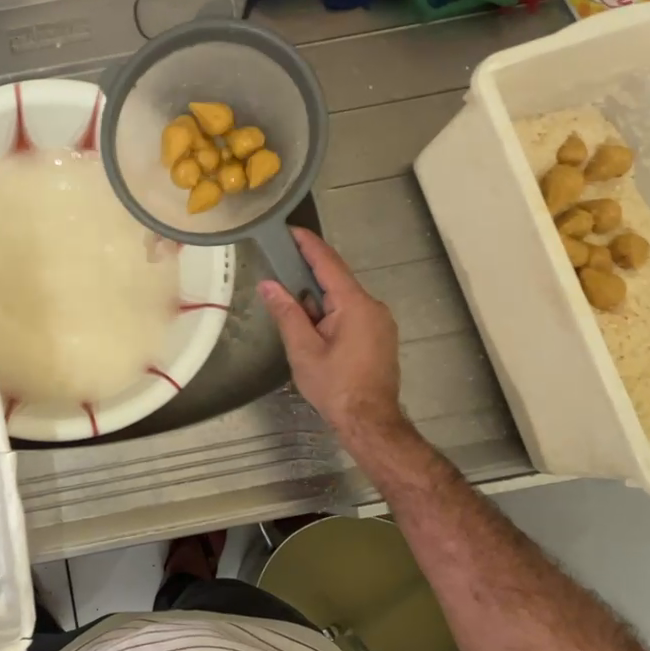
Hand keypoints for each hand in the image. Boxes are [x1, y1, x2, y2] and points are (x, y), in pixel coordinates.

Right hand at [258, 227, 405, 446]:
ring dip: (318, 302)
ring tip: (292, 312)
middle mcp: (373, 306)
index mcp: (355, 305)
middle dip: (308, 279)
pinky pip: (352, 315)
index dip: (309, 245)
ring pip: (343, 301)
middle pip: (336, 282)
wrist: (369, 421)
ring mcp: (380, 322)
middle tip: (280, 274)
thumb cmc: (335, 386)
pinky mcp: (380, 337)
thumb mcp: (304, 350)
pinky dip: (330, 315)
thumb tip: (269, 285)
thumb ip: (287, 314)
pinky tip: (313, 330)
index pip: (329, 264)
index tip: (291, 229)